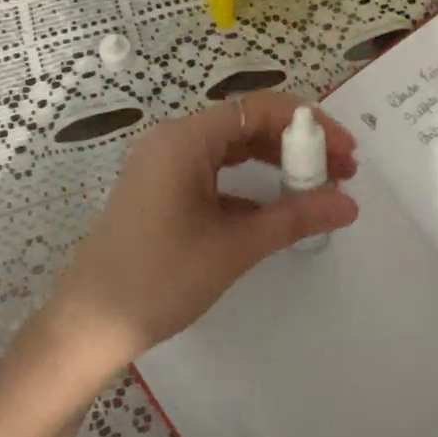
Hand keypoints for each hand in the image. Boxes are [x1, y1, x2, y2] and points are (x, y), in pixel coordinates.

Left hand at [48, 92, 359, 363]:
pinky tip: (277, 209)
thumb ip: (295, 218)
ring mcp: (164, 165)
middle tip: (341, 174)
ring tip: (316, 189)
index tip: (346, 151)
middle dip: (297, 145)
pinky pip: (215, 172)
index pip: (260, 108)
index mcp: (185, 139)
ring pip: (233, 149)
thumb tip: (349, 204)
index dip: (310, 124)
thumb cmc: (160, 278)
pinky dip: (250, 184)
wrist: (88, 327)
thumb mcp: (235, 247)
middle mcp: (173, 140)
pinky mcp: (161, 190)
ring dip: (276, 164)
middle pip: (248, 125)